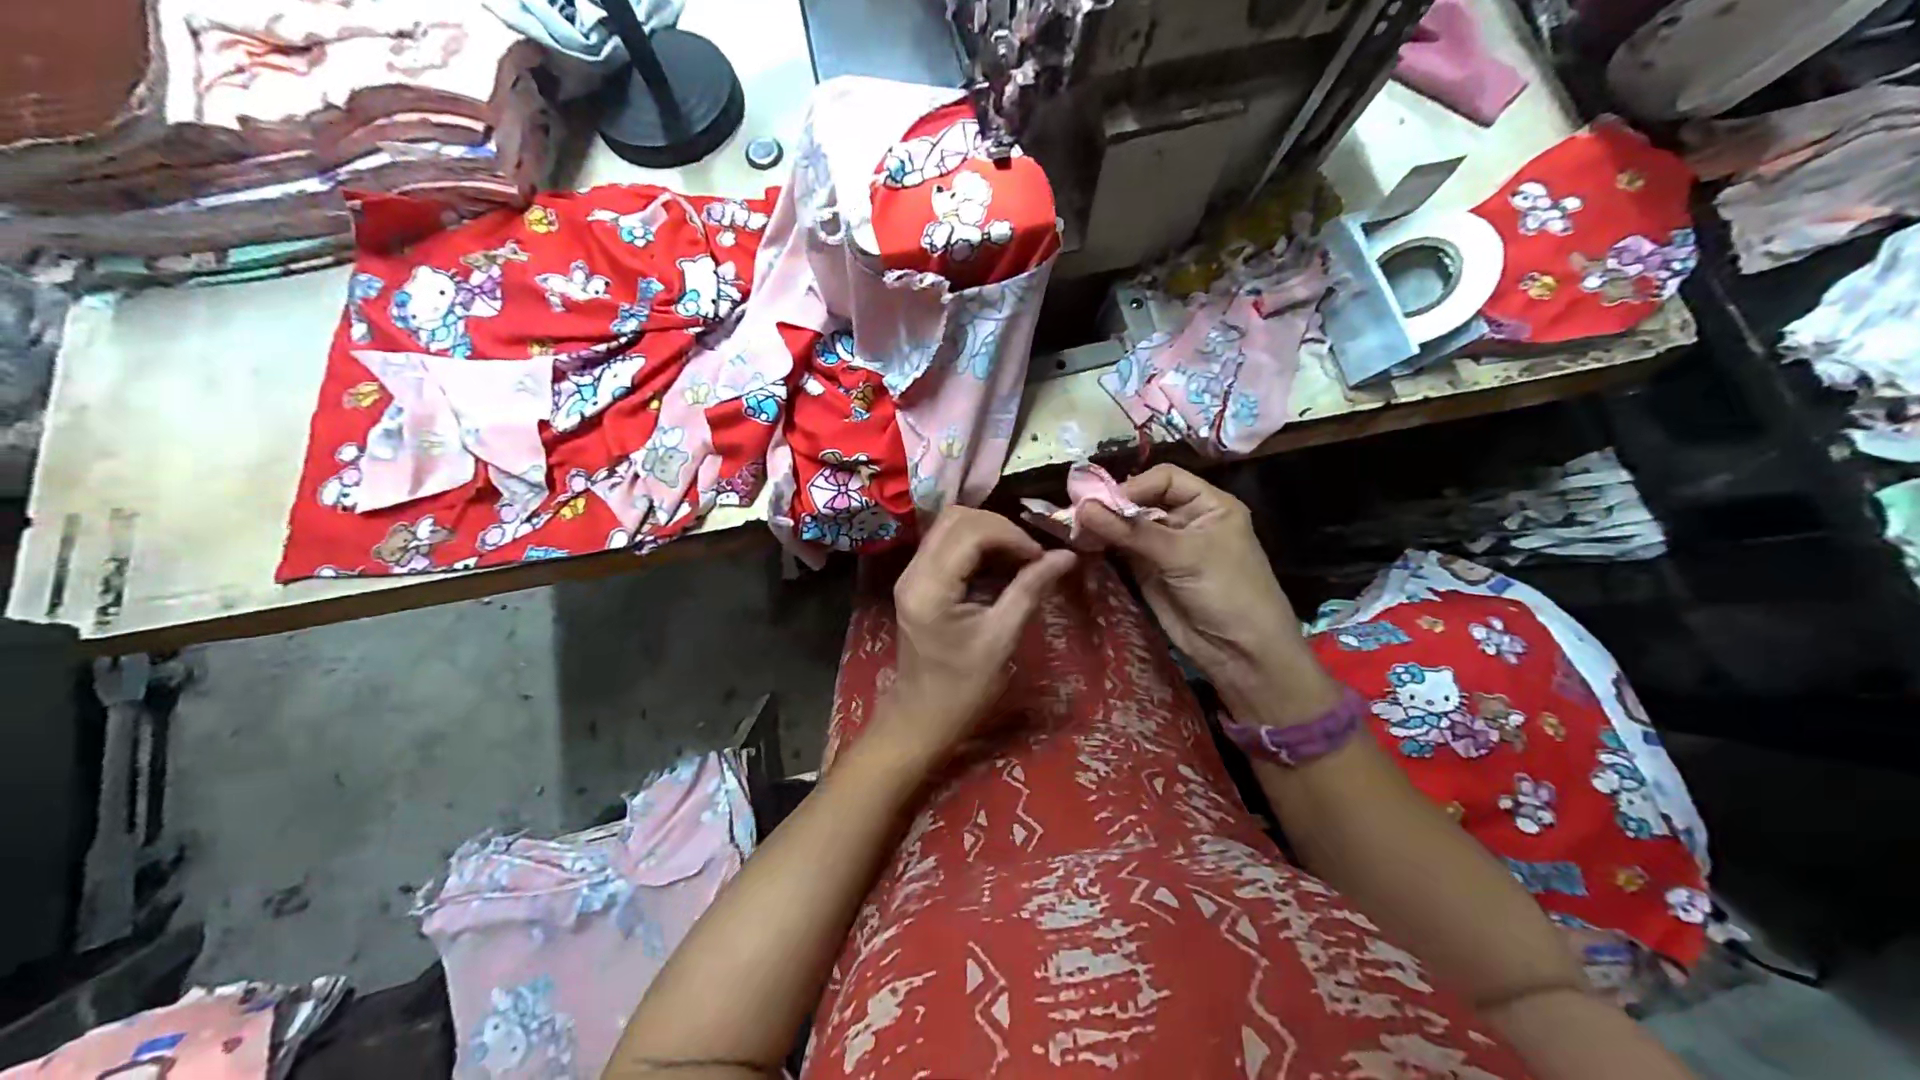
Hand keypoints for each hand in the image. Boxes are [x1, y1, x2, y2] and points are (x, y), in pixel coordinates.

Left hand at [877, 507, 1077, 764]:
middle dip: (1000, 527)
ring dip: (989, 533)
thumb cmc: (964, 686)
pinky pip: (947, 544)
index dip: (1011, 535)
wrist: (923, 715)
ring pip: (950, 526)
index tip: (1039, 558)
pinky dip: (978, 546)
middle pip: (957, 518)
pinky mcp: (918, 579)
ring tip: (1020, 559)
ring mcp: (911, 573)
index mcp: (929, 587)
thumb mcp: (1002, 638)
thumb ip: (1030, 589)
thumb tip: (1066, 555)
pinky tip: (1001, 566)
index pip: (970, 532)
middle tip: (1031, 555)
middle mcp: (913, 571)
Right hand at [1078, 465, 1341, 726]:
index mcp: (1209, 504)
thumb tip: (1083, 507)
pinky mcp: (1150, 571)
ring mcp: (1166, 546)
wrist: (1241, 654)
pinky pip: (1122, 549)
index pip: (1164, 478)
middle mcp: (1186, 519)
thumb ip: (1132, 531)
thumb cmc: (1227, 593)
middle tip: (1076, 515)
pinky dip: (1104, 545)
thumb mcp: (1184, 556)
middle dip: (1111, 506)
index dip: (1133, 486)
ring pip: (1128, 525)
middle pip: (1142, 499)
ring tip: (1075, 530)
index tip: (1101, 502)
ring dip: (1103, 526)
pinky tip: (1084, 544)